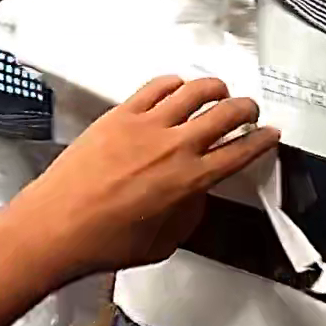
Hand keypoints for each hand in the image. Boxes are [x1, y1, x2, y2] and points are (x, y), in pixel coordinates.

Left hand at [0, 75, 280, 284]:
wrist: (55, 227)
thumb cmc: (104, 241)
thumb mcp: (163, 242)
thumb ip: (190, 212)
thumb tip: (197, 193)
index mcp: (189, 181)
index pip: (240, 152)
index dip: (262, 140)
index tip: (270, 133)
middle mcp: (174, 147)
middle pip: (226, 112)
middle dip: (247, 107)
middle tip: (249, 110)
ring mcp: (147, 125)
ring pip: (195, 90)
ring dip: (215, 88)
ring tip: (219, 92)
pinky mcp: (121, 113)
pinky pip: (157, 86)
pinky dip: (174, 83)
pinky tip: (177, 88)